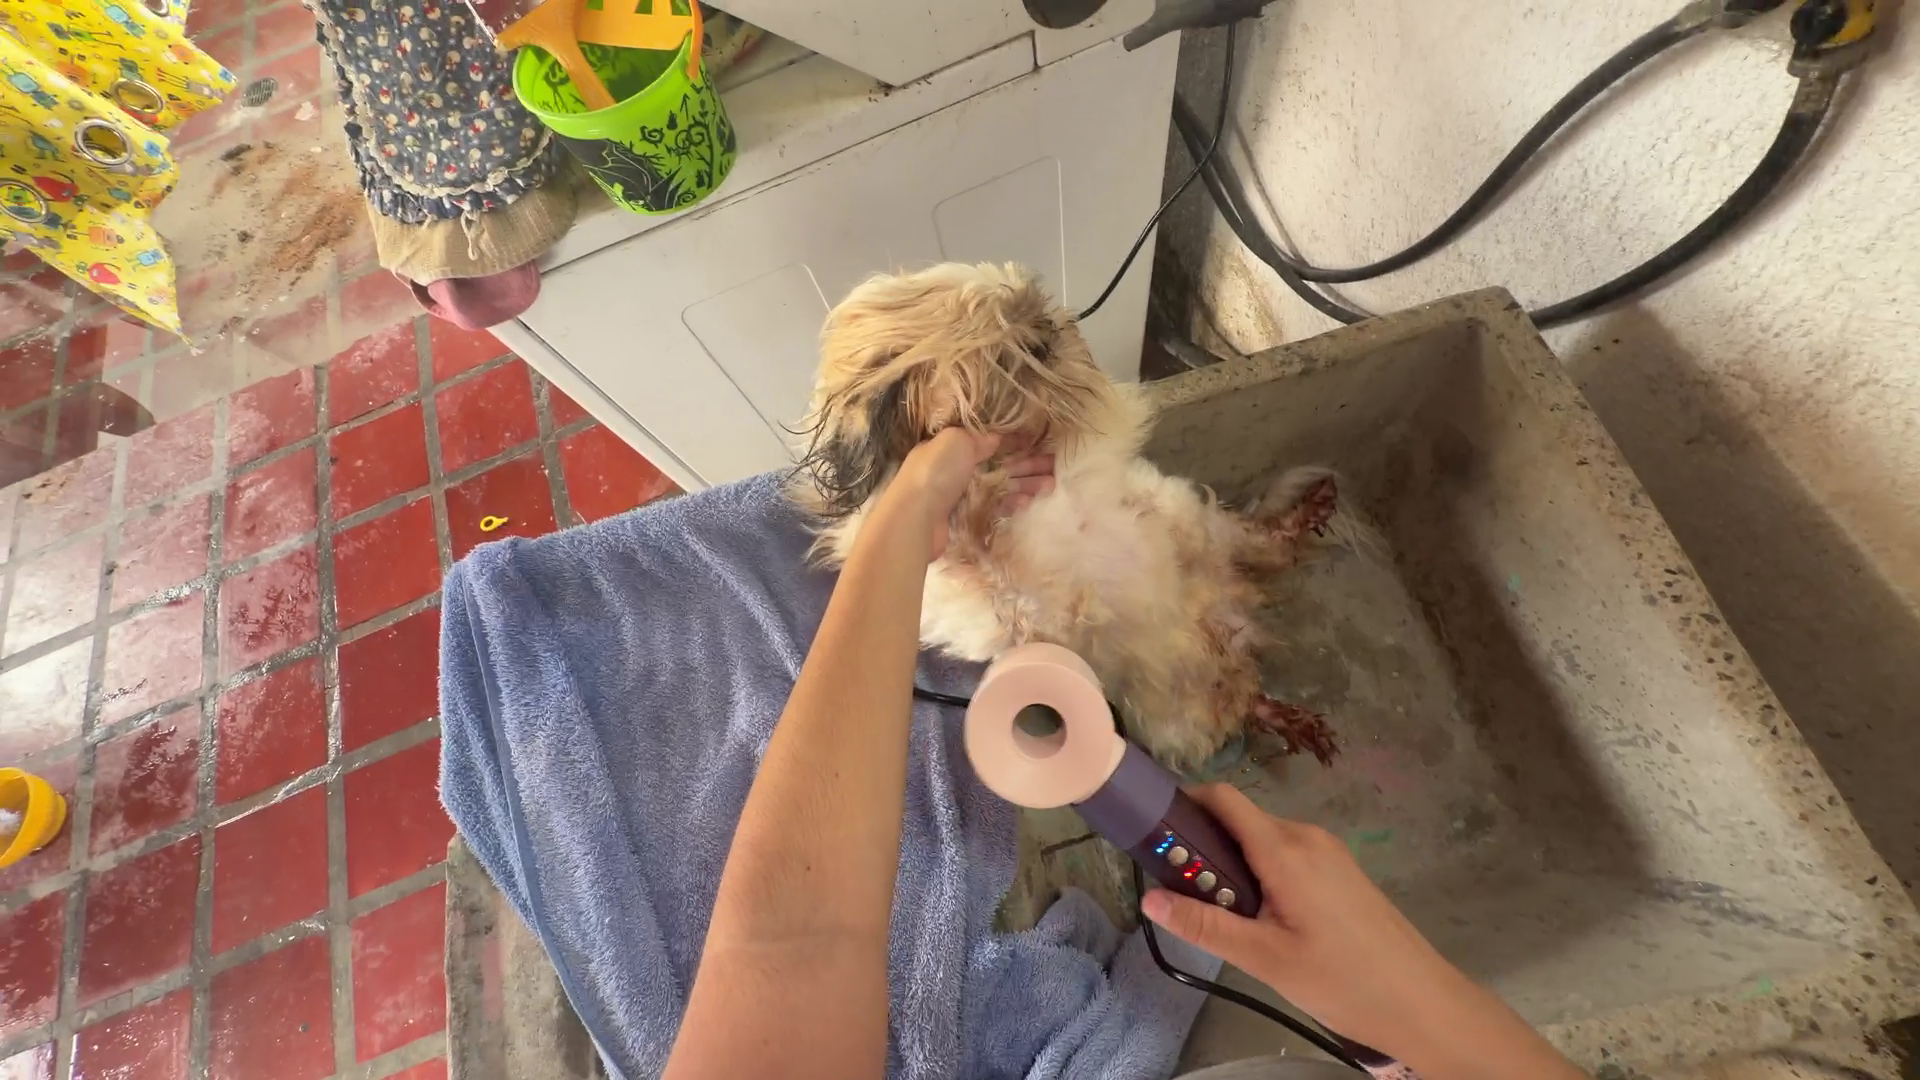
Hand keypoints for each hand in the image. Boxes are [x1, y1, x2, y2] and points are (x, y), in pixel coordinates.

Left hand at [880, 429, 1054, 559]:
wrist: (914, 518)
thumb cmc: (935, 472)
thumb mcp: (957, 440)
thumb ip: (978, 437)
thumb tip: (994, 438)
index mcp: (950, 446)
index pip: (987, 441)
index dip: (1014, 440)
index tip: (1039, 441)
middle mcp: (954, 469)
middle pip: (997, 464)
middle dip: (1027, 463)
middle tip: (1055, 466)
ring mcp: (958, 495)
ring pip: (998, 486)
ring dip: (1025, 484)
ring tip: (1051, 484)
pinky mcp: (962, 518)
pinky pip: (992, 507)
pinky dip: (1010, 503)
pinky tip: (1027, 503)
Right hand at [1140, 786, 1565, 1077]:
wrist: (1429, 1008)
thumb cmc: (1345, 981)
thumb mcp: (1266, 959)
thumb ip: (1205, 926)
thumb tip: (1150, 899)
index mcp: (1284, 849)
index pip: (1223, 798)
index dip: (1186, 801)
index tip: (1158, 828)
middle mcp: (1305, 836)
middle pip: (1239, 819)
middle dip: (1206, 845)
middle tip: (1189, 888)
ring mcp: (1327, 850)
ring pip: (1262, 837)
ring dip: (1235, 862)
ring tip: (1228, 911)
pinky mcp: (1340, 868)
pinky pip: (1286, 852)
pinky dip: (1262, 869)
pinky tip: (1267, 916)